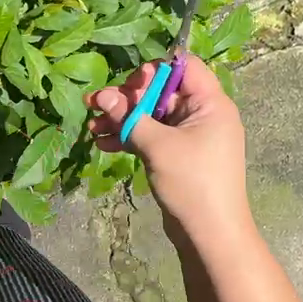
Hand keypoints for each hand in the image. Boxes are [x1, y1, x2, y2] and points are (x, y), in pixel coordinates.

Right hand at [87, 56, 250, 245]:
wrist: (210, 233)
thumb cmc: (192, 183)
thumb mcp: (158, 146)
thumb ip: (130, 117)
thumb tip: (102, 95)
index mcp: (210, 104)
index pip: (184, 67)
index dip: (155, 70)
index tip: (128, 85)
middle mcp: (203, 115)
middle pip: (162, 92)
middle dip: (128, 98)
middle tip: (96, 104)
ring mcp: (190, 137)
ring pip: (153, 116)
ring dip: (123, 119)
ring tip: (92, 126)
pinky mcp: (179, 156)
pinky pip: (153, 137)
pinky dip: (130, 138)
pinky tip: (103, 143)